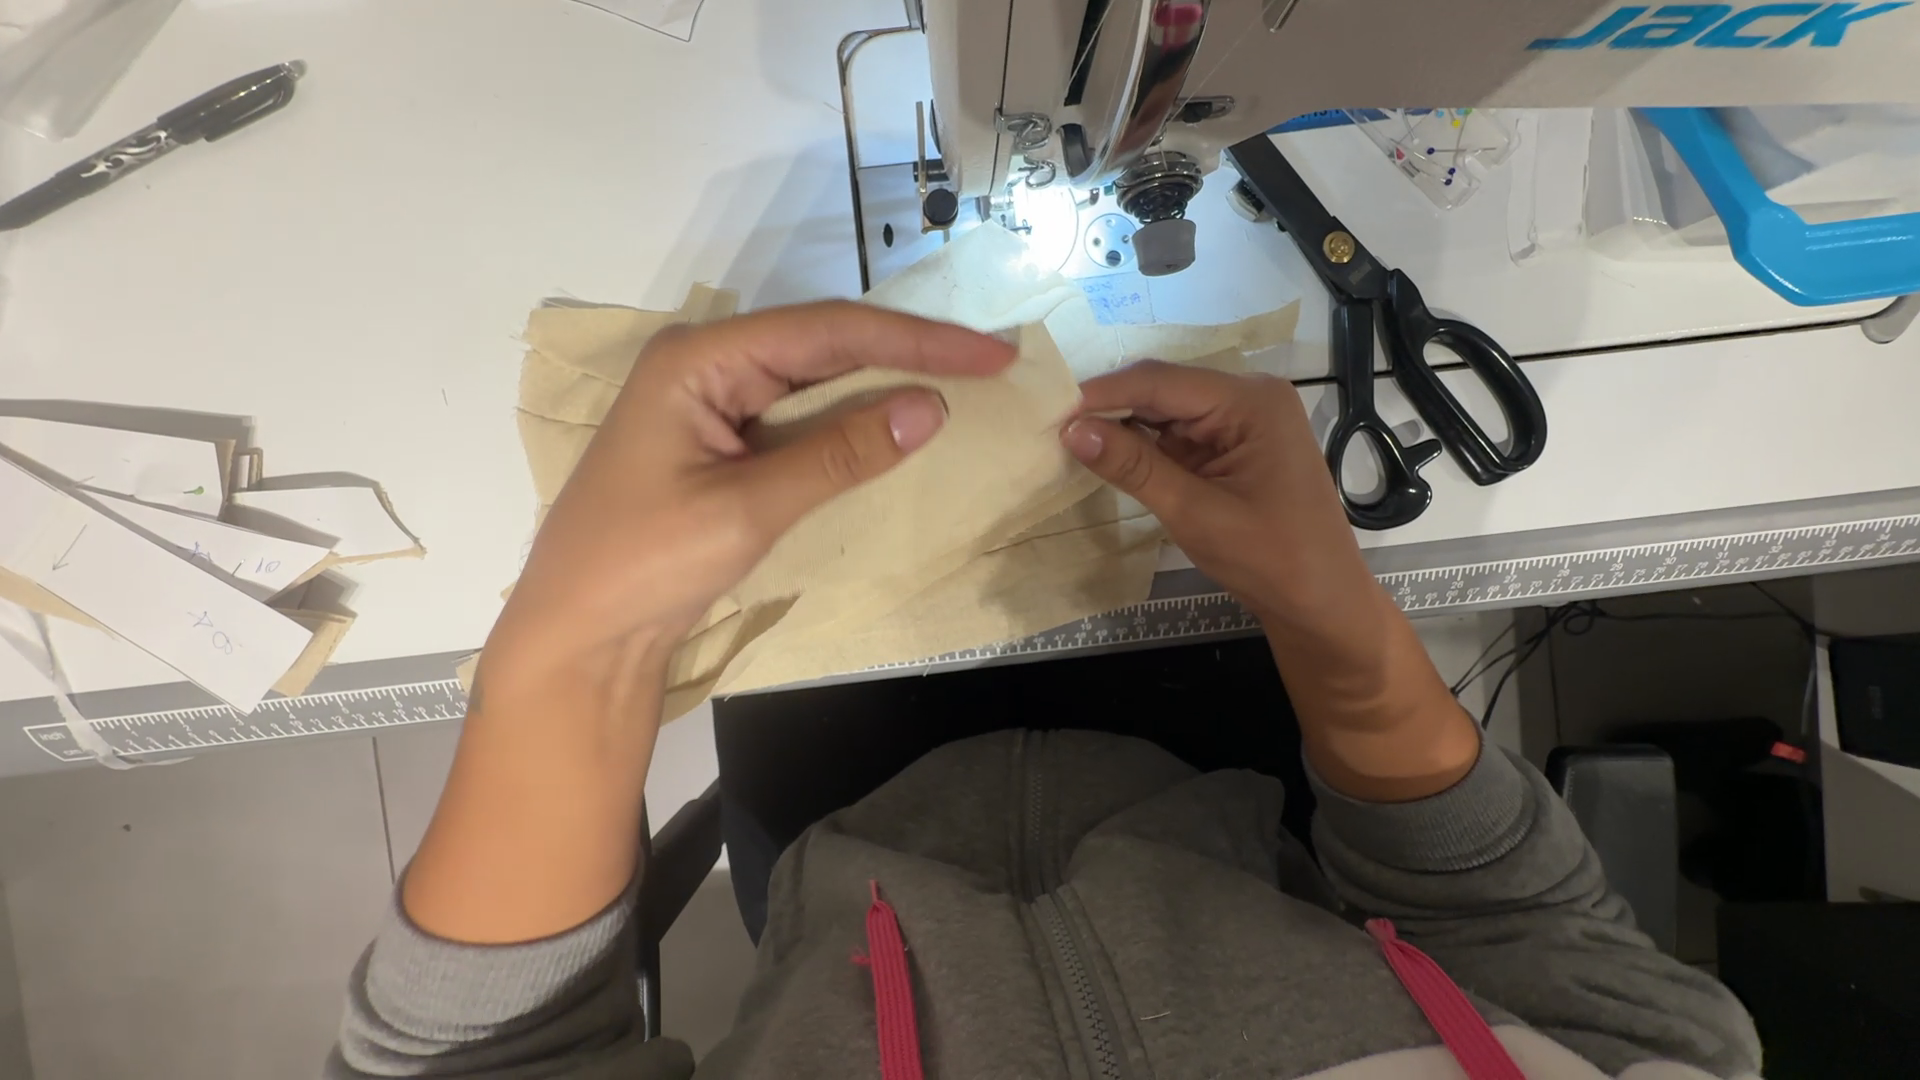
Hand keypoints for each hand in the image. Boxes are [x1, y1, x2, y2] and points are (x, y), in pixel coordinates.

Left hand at [483, 301, 1013, 699]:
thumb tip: (932, 406)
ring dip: (888, 380)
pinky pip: (804, 416)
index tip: (989, 352)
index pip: (829, 332)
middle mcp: (712, 363)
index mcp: (702, 358)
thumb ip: (841, 453)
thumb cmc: (646, 563)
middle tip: (989, 360)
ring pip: (820, 377)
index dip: (917, 340)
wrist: (582, 633)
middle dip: (910, 350)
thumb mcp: (749, 507)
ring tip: (962, 378)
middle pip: (827, 343)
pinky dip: (855, 419)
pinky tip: (896, 416)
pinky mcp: (729, 440)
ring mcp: (719, 401)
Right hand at [1061, 362, 1476, 800]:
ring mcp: (1239, 421)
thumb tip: (1071, 430)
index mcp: (1250, 401)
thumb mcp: (1194, 512)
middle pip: (1160, 389)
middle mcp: (1246, 397)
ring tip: (1066, 439)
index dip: (1101, 393)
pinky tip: (1105, 455)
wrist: (1320, 602)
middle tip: (1049, 425)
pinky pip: (1175, 435)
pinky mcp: (1229, 446)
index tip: (1048, 409)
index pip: (1160, 382)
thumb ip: (1134, 466)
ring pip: (1163, 412)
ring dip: (1120, 427)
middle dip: (1107, 408)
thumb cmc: (1270, 558)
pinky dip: (1141, 447)